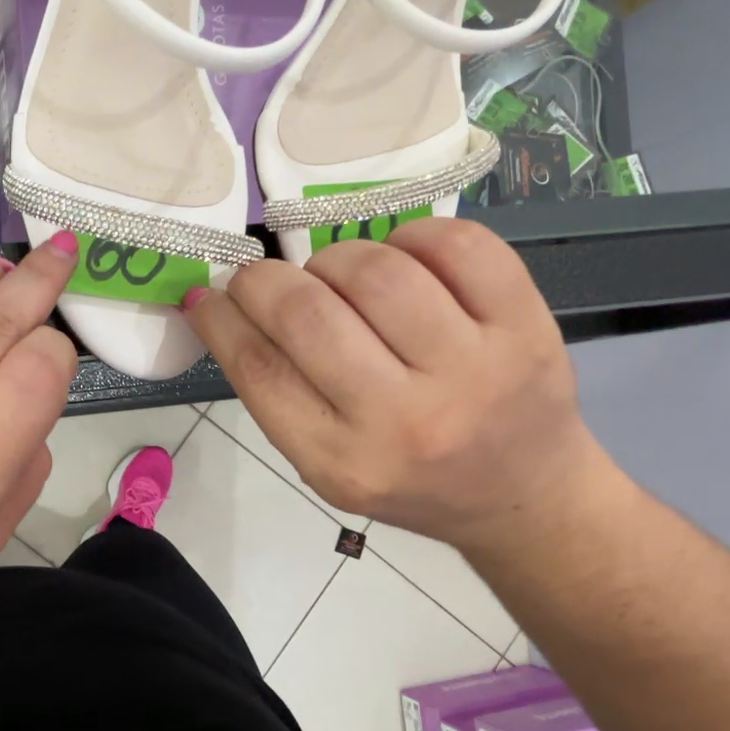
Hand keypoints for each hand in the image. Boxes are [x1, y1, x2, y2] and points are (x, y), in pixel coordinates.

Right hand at [186, 219, 622, 551]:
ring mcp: (473, 370)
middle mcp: (405, 420)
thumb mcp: (324, 463)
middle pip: (307, 315)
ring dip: (333, 259)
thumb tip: (219, 306)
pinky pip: (457, 245)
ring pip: (375, 271)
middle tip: (260, 278)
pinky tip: (399, 256)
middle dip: (264, 281)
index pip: (260, 369)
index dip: (220, 320)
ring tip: (334, 277)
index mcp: (343, 462)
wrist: (520, 495)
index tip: (205, 295)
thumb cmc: (405, 480)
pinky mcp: (525, 328)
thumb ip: (275, 393)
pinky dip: (410, 235)